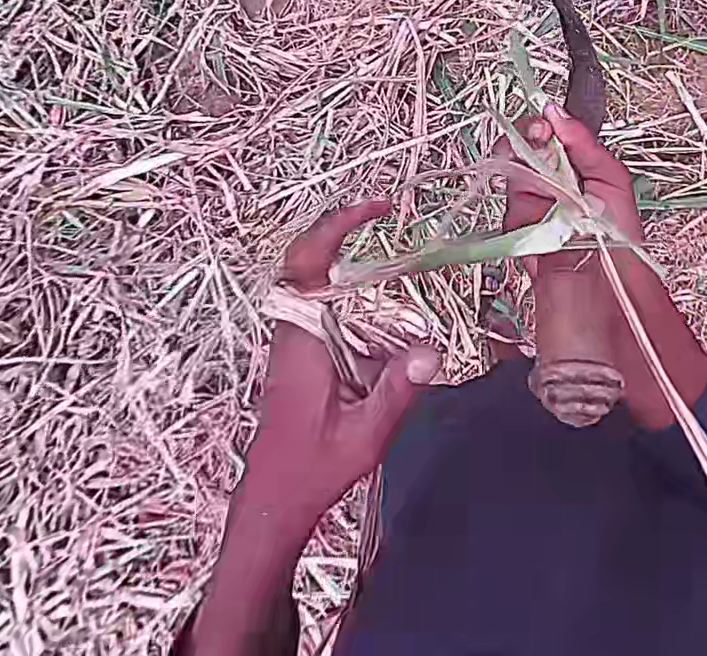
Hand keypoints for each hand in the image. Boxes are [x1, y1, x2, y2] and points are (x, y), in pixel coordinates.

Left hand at [235, 201, 438, 535]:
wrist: (273, 498)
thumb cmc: (311, 470)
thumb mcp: (363, 436)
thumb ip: (397, 391)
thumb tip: (432, 349)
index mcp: (301, 338)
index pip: (309, 261)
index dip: (337, 226)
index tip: (376, 208)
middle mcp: (294, 328)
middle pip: (312, 260)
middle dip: (346, 231)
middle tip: (385, 211)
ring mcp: (295, 338)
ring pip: (319, 282)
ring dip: (353, 264)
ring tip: (396, 260)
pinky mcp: (302, 351)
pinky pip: (327, 307)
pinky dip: (356, 296)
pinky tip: (385, 315)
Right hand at [496, 104, 644, 275]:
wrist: (595, 275)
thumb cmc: (615, 234)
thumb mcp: (612, 179)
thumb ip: (585, 143)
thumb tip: (559, 114)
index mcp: (581, 165)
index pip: (560, 133)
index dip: (552, 121)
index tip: (550, 116)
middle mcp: (556, 176)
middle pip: (532, 139)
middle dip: (532, 129)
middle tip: (540, 130)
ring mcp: (534, 191)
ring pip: (514, 155)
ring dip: (518, 143)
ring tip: (530, 143)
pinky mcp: (515, 209)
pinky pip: (505, 180)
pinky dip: (507, 166)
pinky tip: (518, 163)